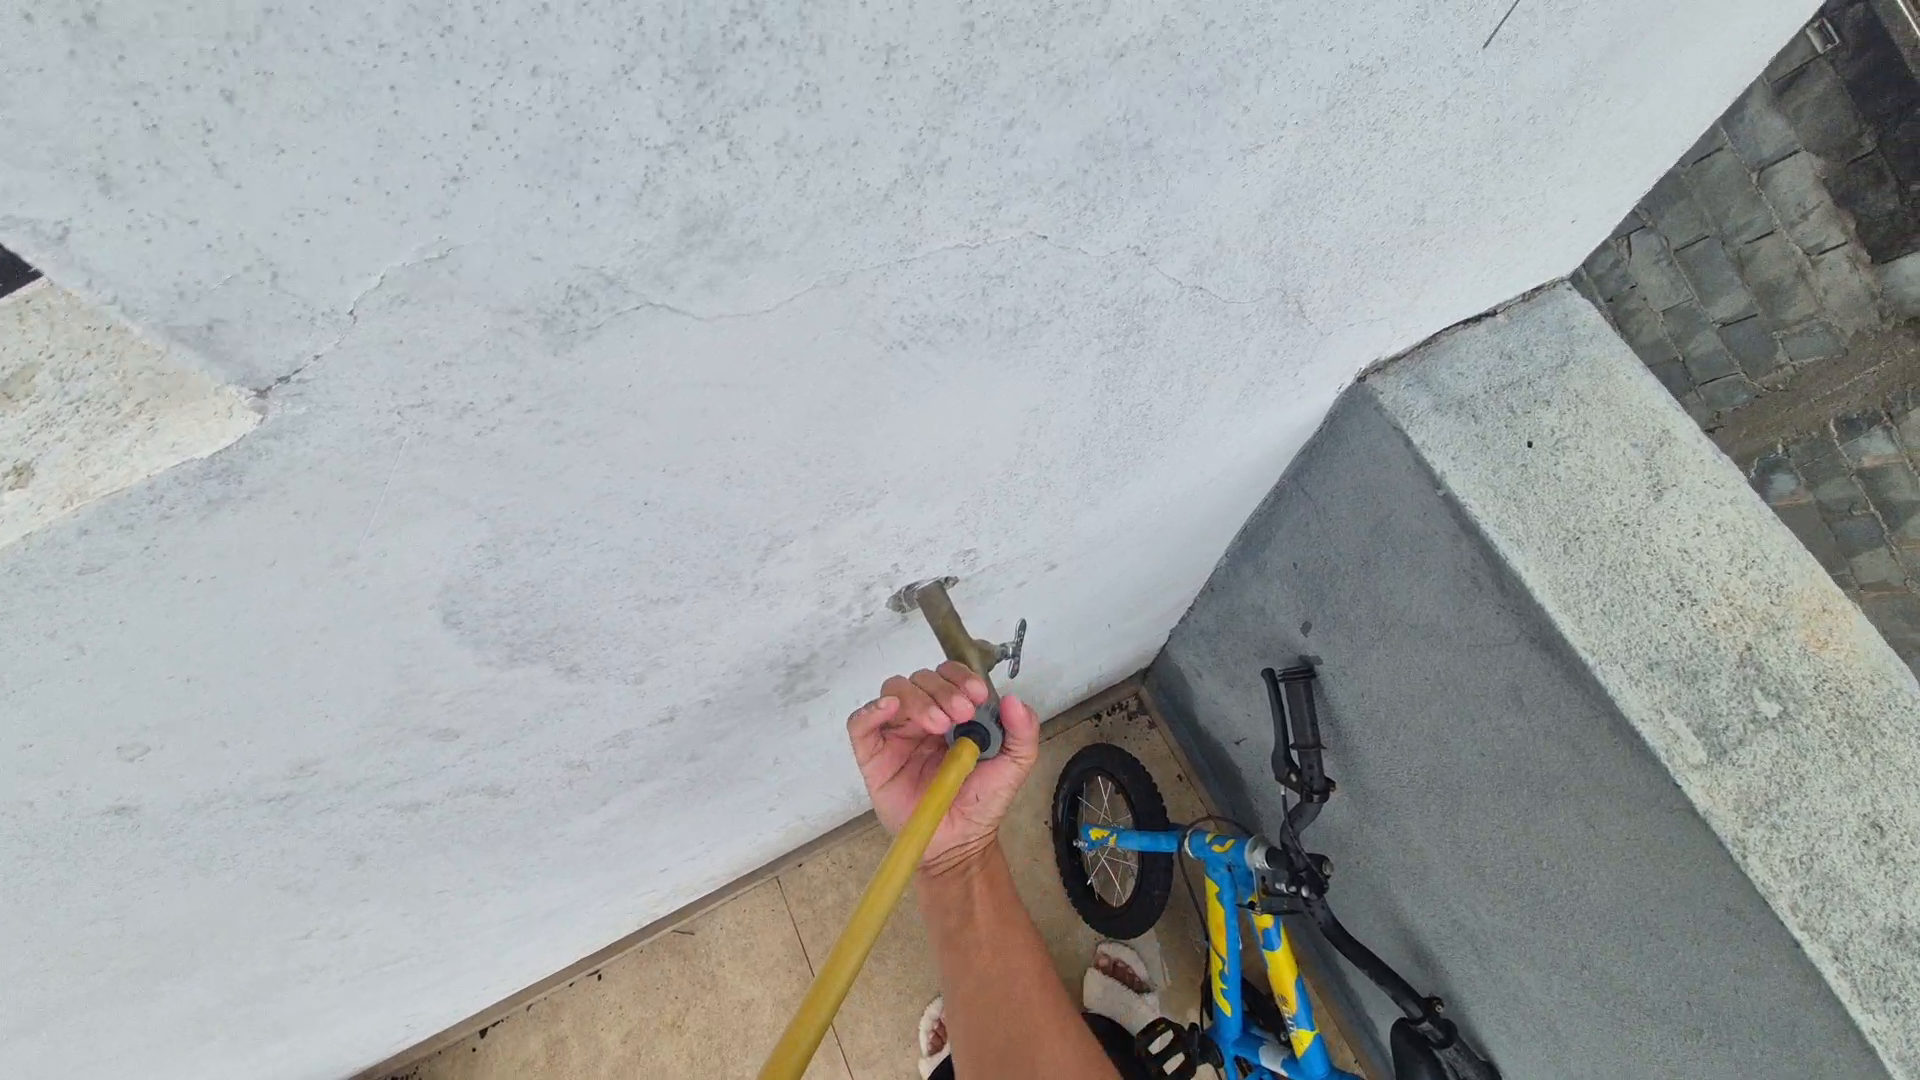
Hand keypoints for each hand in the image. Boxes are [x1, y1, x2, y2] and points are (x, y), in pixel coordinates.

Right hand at [847, 661, 1040, 874]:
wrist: (959, 842)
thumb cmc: (982, 801)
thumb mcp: (1015, 764)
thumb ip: (1024, 731)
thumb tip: (1013, 699)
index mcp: (953, 710)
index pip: (949, 675)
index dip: (961, 676)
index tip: (978, 695)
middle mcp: (923, 715)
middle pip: (922, 679)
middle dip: (943, 690)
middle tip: (962, 715)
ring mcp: (897, 733)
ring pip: (895, 691)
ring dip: (917, 699)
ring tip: (938, 724)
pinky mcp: (874, 754)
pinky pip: (860, 723)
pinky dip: (871, 709)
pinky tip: (889, 709)